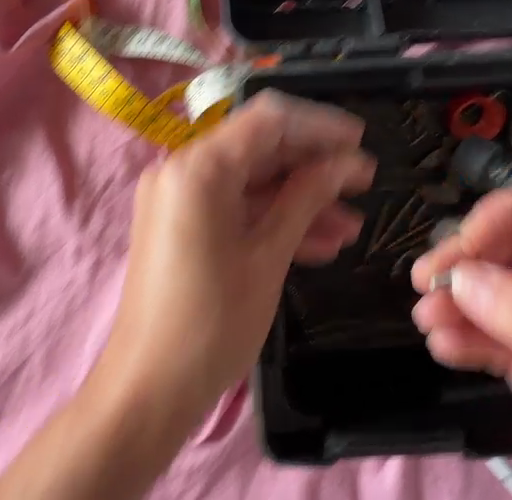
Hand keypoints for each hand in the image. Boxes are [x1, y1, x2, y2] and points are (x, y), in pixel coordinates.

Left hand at [89, 92, 375, 430]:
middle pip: (260, 149)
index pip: (269, 120)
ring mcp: (179, 199)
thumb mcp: (268, 256)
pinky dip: (274, 220)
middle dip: (314, 167)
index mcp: (200, 167)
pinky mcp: (181, 226)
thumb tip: (345, 162)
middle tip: (363, 183)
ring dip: (300, 200)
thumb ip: (306, 198)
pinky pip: (235, 208)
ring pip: (252, 183)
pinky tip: (319, 245)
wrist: (147, 391)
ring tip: (352, 226)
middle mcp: (183, 170)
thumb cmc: (212, 323)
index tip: (359, 141)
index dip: (319, 125)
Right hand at [410, 185, 511, 499]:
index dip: (500, 215)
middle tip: (427, 282)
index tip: (463, 245)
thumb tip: (464, 276)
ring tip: (427, 319)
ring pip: (491, 290)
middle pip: (507, 246)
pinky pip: (488, 335)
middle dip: (466, 259)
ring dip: (456, 300)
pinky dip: (463, 337)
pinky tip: (443, 347)